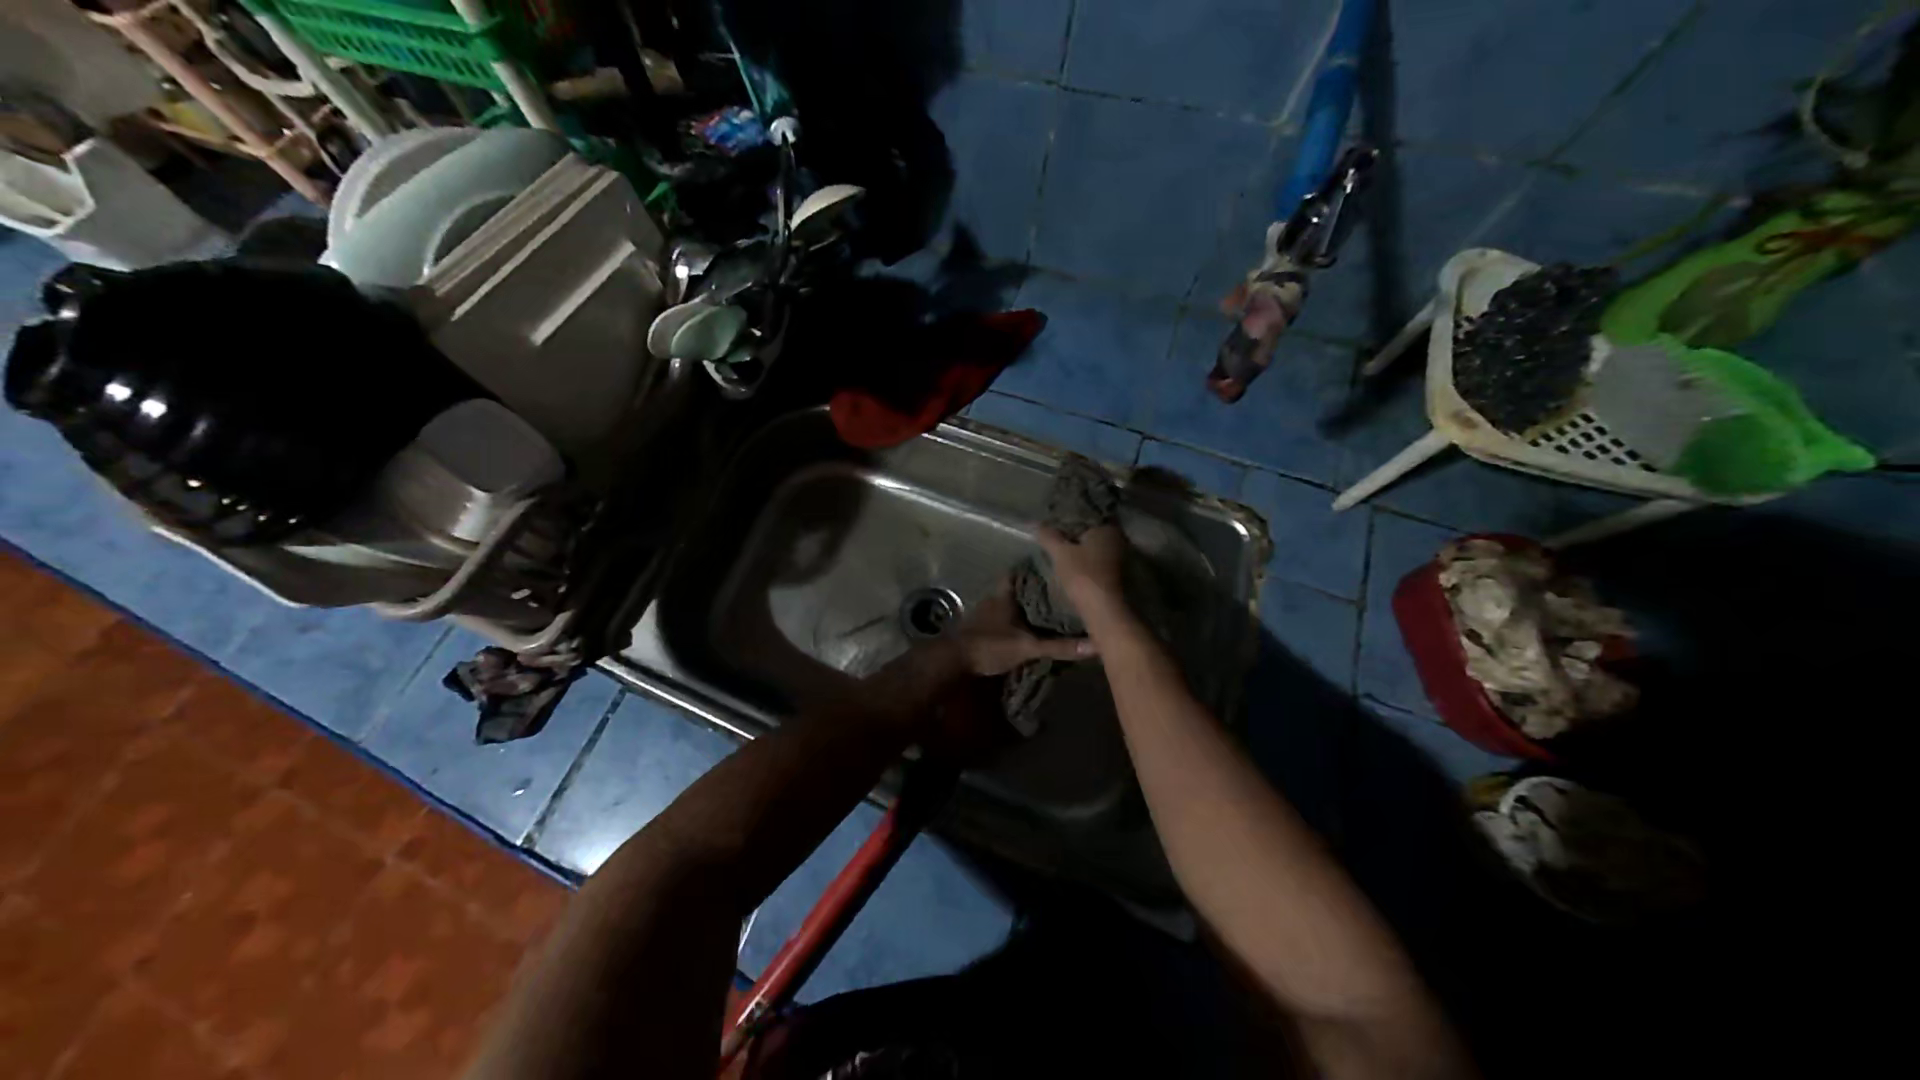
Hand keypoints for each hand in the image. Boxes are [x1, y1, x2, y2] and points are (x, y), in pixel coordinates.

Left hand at [949, 580, 1094, 676]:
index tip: (1054, 568)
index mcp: (1005, 595)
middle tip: (1057, 591)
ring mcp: (983, 613)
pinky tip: (1025, 628)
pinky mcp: (978, 628)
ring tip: (1046, 610)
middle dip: (1033, 589)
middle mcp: (994, 598)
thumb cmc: (990, 645)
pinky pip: (1000, 618)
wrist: (953, 661)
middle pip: (1016, 587)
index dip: (1035, 568)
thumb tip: (1094, 644)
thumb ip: (1059, 646)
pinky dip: (1012, 621)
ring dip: (1022, 606)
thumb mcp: (1028, 647)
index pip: (1020, 572)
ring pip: (1008, 603)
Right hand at [1036, 524, 1127, 613]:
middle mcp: (1119, 539)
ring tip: (1065, 557)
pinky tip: (1077, 570)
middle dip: (1077, 538)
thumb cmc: (1083, 574)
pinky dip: (1090, 565)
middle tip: (1058, 542)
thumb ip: (1049, 536)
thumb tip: (1038, 524)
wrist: (1103, 609)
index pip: (1086, 518)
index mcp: (1107, 528)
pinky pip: (1101, 563)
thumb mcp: (1060, 552)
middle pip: (1093, 534)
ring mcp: (1123, 559)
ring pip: (1098, 550)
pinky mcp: (1122, 576)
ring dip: (1084, 553)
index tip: (1055, 529)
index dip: (1070, 523)